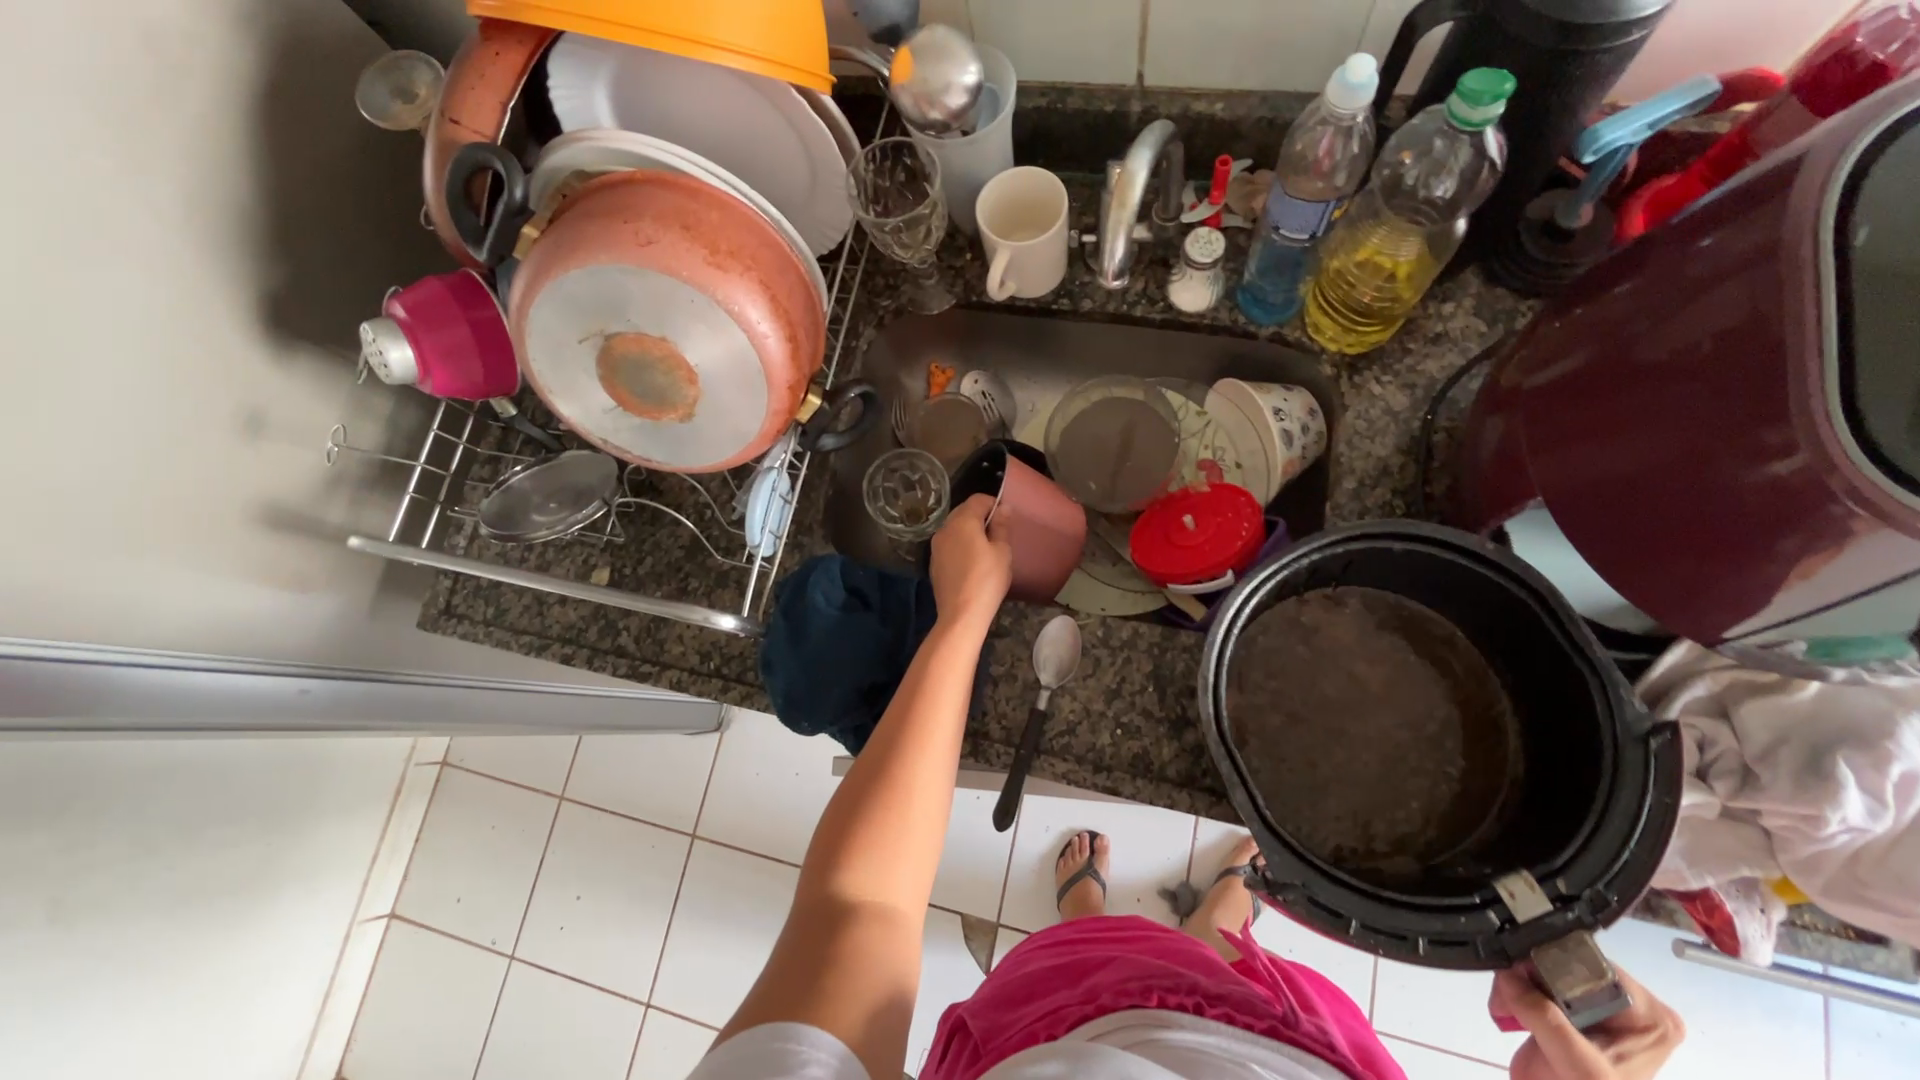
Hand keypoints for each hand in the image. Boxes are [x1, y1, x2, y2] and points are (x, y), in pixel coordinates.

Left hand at [929, 494, 1012, 631]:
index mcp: (962, 521)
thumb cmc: (987, 580)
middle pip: (963, 512)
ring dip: (970, 532)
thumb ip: (1001, 526)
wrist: (961, 614)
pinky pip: (949, 545)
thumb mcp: (1002, 552)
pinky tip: (972, 563)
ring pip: (955, 529)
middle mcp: (945, 529)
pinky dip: (960, 546)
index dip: (994, 504)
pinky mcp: (934, 562)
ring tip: (986, 549)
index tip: (1006, 518)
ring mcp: (936, 546)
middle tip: (998, 534)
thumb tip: (1003, 508)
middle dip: (981, 517)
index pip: (978, 499)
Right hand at [1490, 966, 1683, 1079]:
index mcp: (1649, 1016)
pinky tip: (1505, 1010)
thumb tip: (1507, 973)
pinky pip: (1535, 984)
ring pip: (1545, 971)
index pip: (1595, 967)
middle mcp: (1628, 1005)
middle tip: (1506, 995)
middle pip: (1567, 965)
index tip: (1521, 978)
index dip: (1554, 967)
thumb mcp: (1575, 1063)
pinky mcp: (1568, 1011)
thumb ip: (1543, 1017)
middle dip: (1529, 977)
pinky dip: (1514, 992)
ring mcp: (1597, 1007)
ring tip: (1502, 1008)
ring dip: (1516, 984)